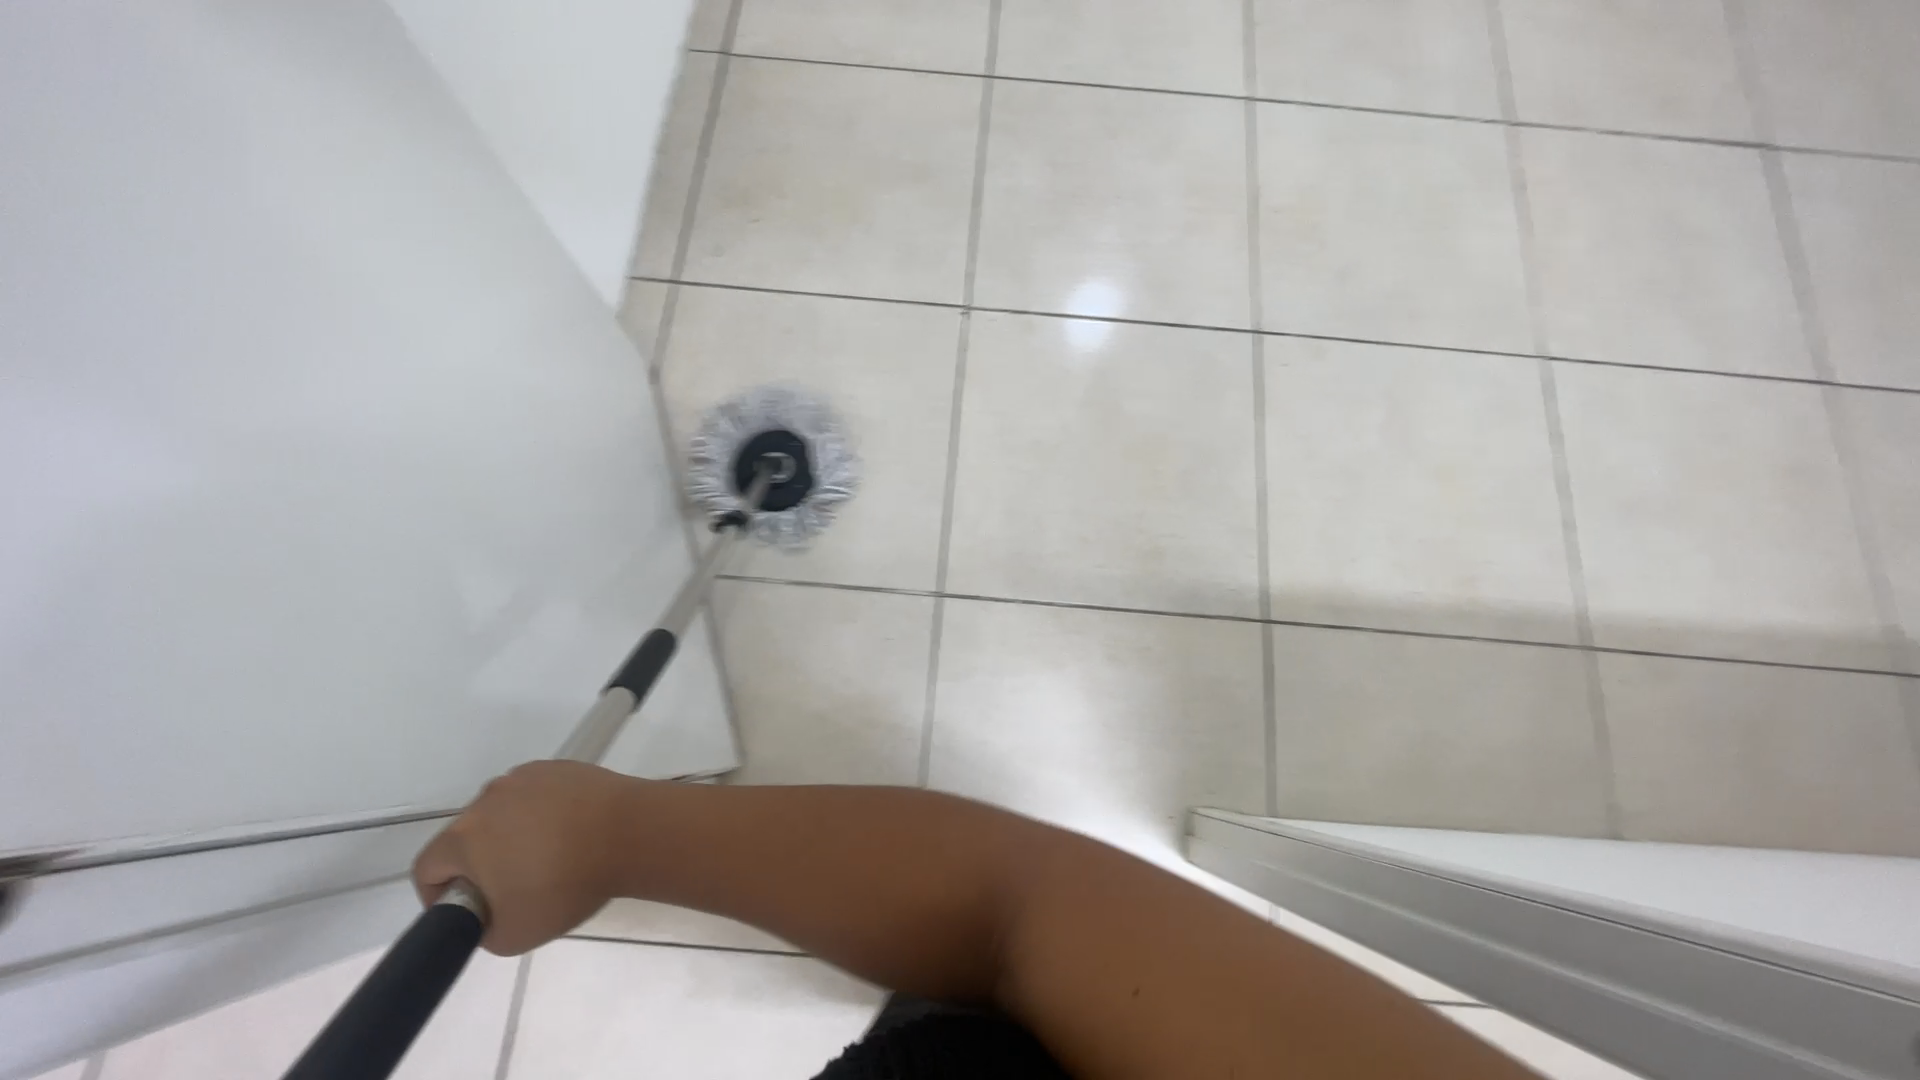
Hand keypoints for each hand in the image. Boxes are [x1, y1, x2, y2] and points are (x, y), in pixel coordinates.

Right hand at [412, 761, 641, 954]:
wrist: (632, 833)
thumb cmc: (567, 885)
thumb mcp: (513, 936)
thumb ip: (481, 932)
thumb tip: (485, 916)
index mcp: (464, 835)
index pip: (428, 868)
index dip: (440, 896)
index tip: (471, 910)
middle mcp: (489, 797)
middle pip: (467, 837)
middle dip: (482, 865)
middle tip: (516, 888)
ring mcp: (528, 776)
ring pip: (505, 814)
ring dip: (515, 835)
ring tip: (552, 858)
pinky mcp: (562, 767)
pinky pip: (539, 795)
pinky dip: (546, 813)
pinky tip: (573, 831)